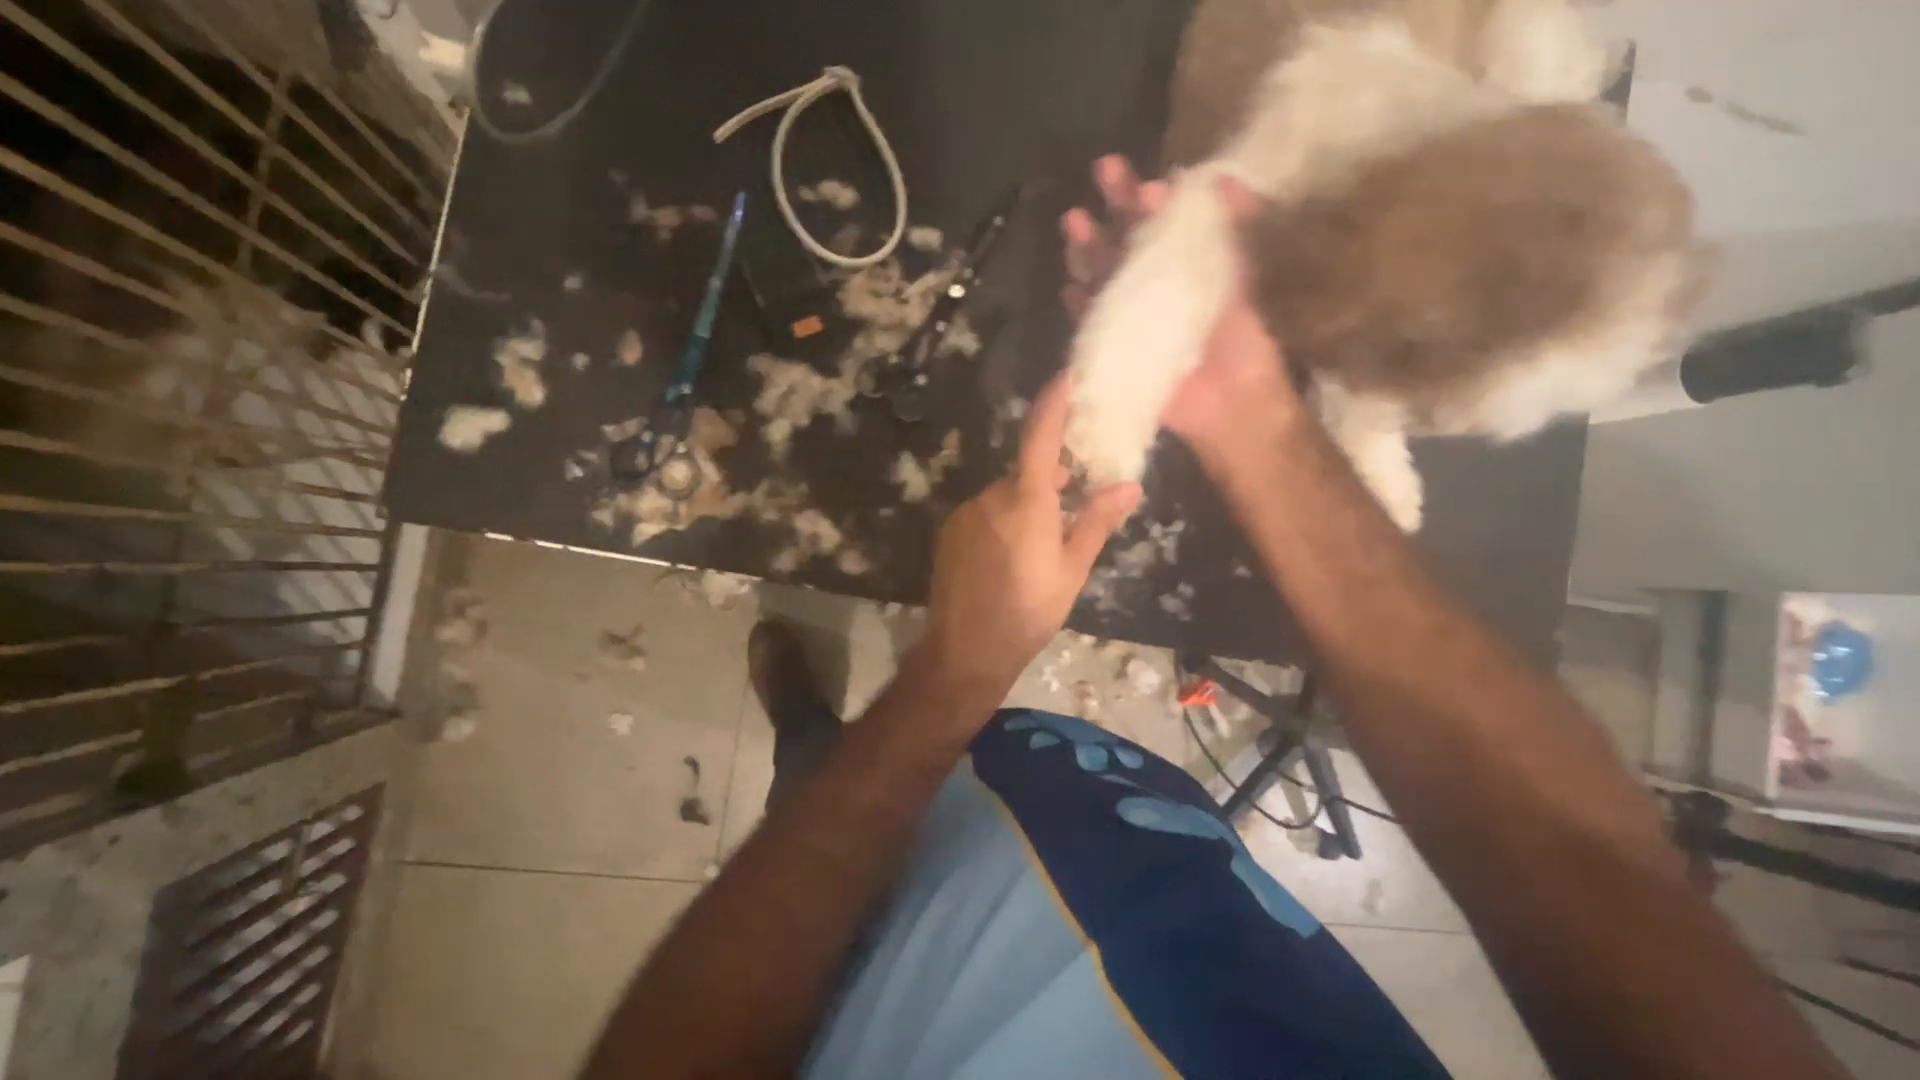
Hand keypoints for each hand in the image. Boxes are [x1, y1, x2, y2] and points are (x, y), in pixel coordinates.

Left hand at [922, 376, 1141, 694]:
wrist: (965, 649)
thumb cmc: (1029, 611)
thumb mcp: (1072, 570)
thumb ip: (1096, 522)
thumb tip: (1129, 486)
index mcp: (1027, 501)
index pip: (1041, 436)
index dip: (1054, 402)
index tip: (1067, 375)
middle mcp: (991, 496)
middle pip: (1025, 472)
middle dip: (1049, 481)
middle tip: (1073, 507)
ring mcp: (965, 513)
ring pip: (1004, 496)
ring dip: (1024, 506)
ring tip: (1039, 549)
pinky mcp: (949, 531)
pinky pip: (984, 513)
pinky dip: (1001, 521)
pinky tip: (1009, 559)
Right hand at [1059, 158, 1305, 467]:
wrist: (1230, 401)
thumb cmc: (1239, 339)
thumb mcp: (1240, 277)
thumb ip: (1233, 232)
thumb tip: (1228, 180)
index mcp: (1176, 262)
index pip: (1155, 220)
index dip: (1147, 197)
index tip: (1146, 181)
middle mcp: (1146, 282)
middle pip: (1122, 236)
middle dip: (1112, 205)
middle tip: (1105, 171)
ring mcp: (1125, 314)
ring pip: (1099, 273)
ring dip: (1087, 247)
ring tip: (1077, 221)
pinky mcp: (1111, 345)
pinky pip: (1088, 323)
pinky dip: (1079, 307)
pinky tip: (1073, 289)